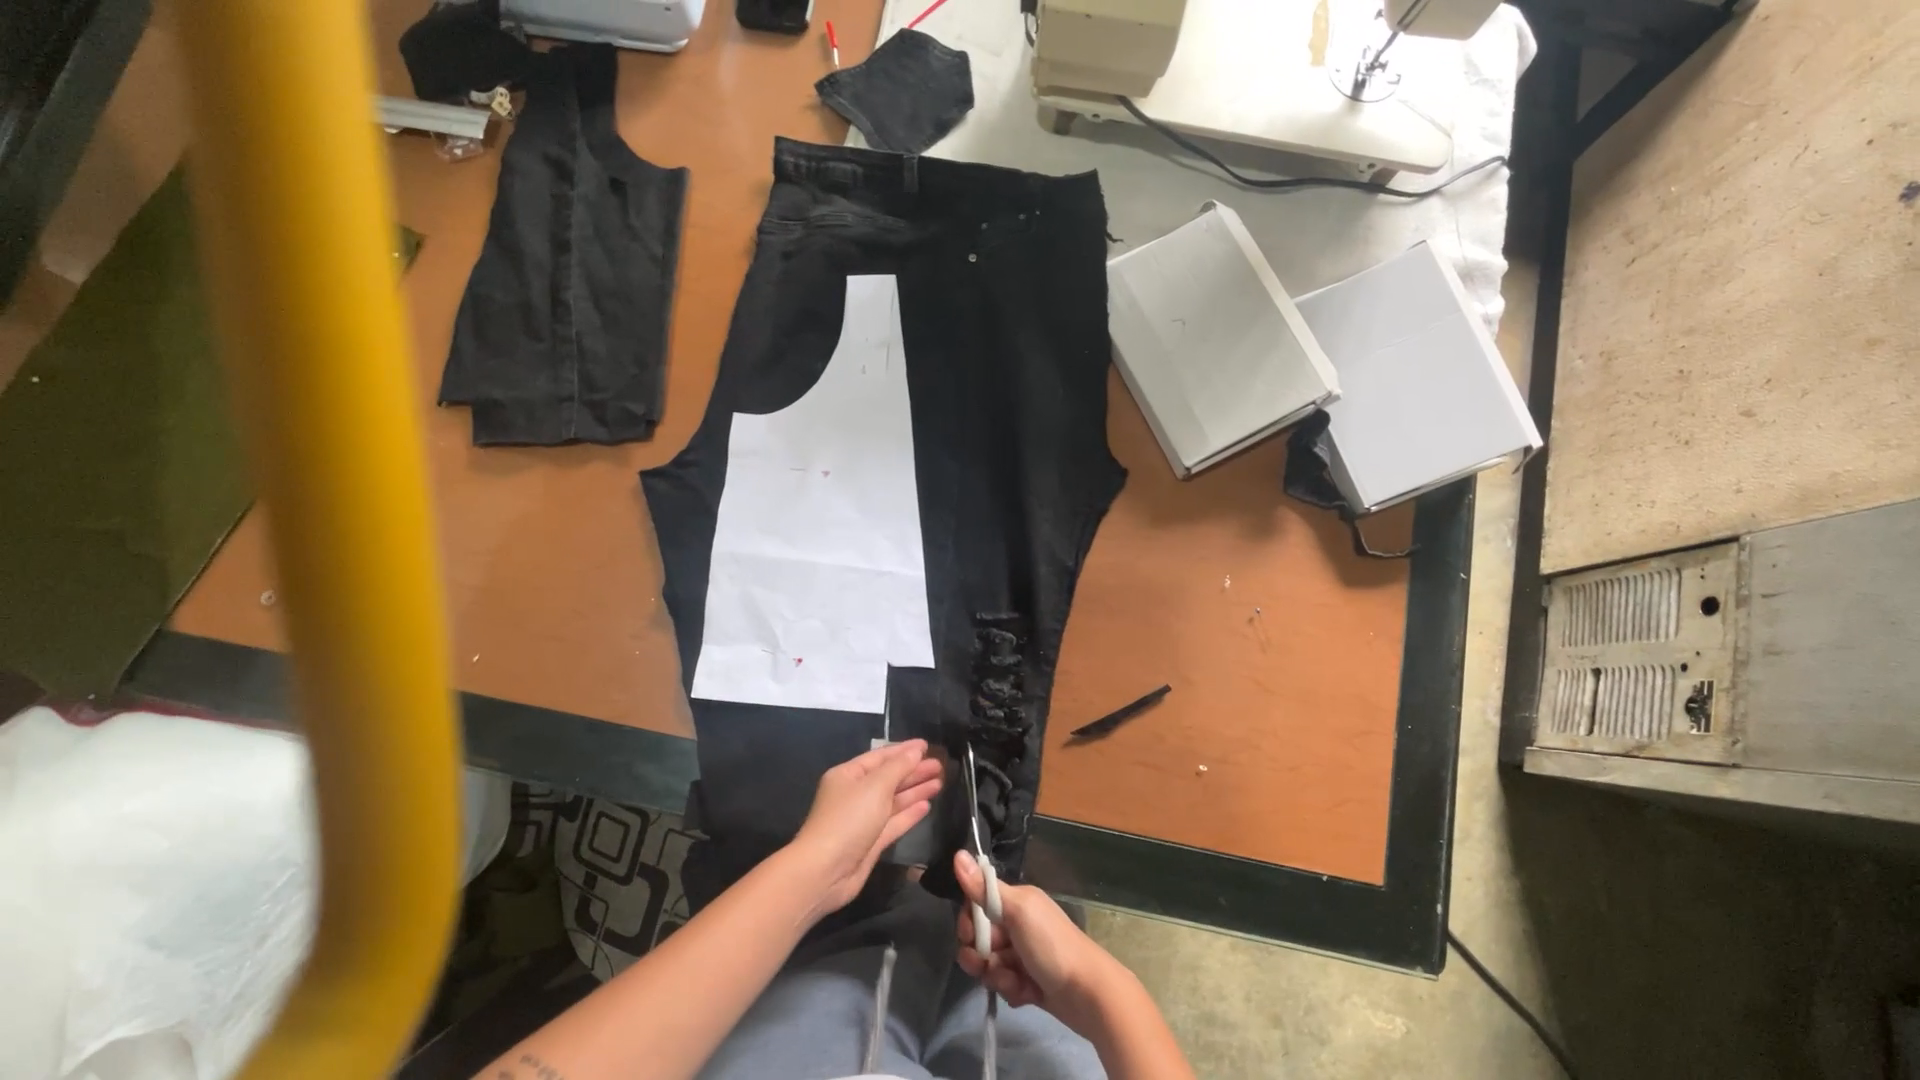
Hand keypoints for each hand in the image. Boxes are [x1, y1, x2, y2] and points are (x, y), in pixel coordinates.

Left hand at [788, 740, 943, 916]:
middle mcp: (855, 795)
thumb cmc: (848, 819)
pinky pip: (894, 822)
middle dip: (913, 770)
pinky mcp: (871, 841)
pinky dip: (909, 813)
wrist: (826, 870)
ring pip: (893, 800)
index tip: (928, 746)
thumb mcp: (874, 786)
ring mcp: (863, 819)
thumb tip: (915, 751)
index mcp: (848, 775)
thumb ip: (898, 767)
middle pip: (888, 778)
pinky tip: (927, 805)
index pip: (880, 757)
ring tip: (940, 782)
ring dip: (915, 790)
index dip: (904, 750)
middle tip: (941, 766)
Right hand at [954, 849, 1126, 1037]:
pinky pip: (1005, 985)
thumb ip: (985, 889)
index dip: (969, 922)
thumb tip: (957, 854)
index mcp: (1016, 901)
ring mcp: (1024, 954)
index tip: (972, 935)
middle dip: (980, 956)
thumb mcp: (1018, 912)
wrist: (1088, 993)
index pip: (977, 905)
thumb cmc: (1052, 946)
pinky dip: (1012, 991)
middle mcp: (1019, 924)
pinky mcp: (1029, 981)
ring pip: (990, 965)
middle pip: (980, 939)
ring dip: (997, 977)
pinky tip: (1027, 994)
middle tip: (991, 964)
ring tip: (1016, 983)